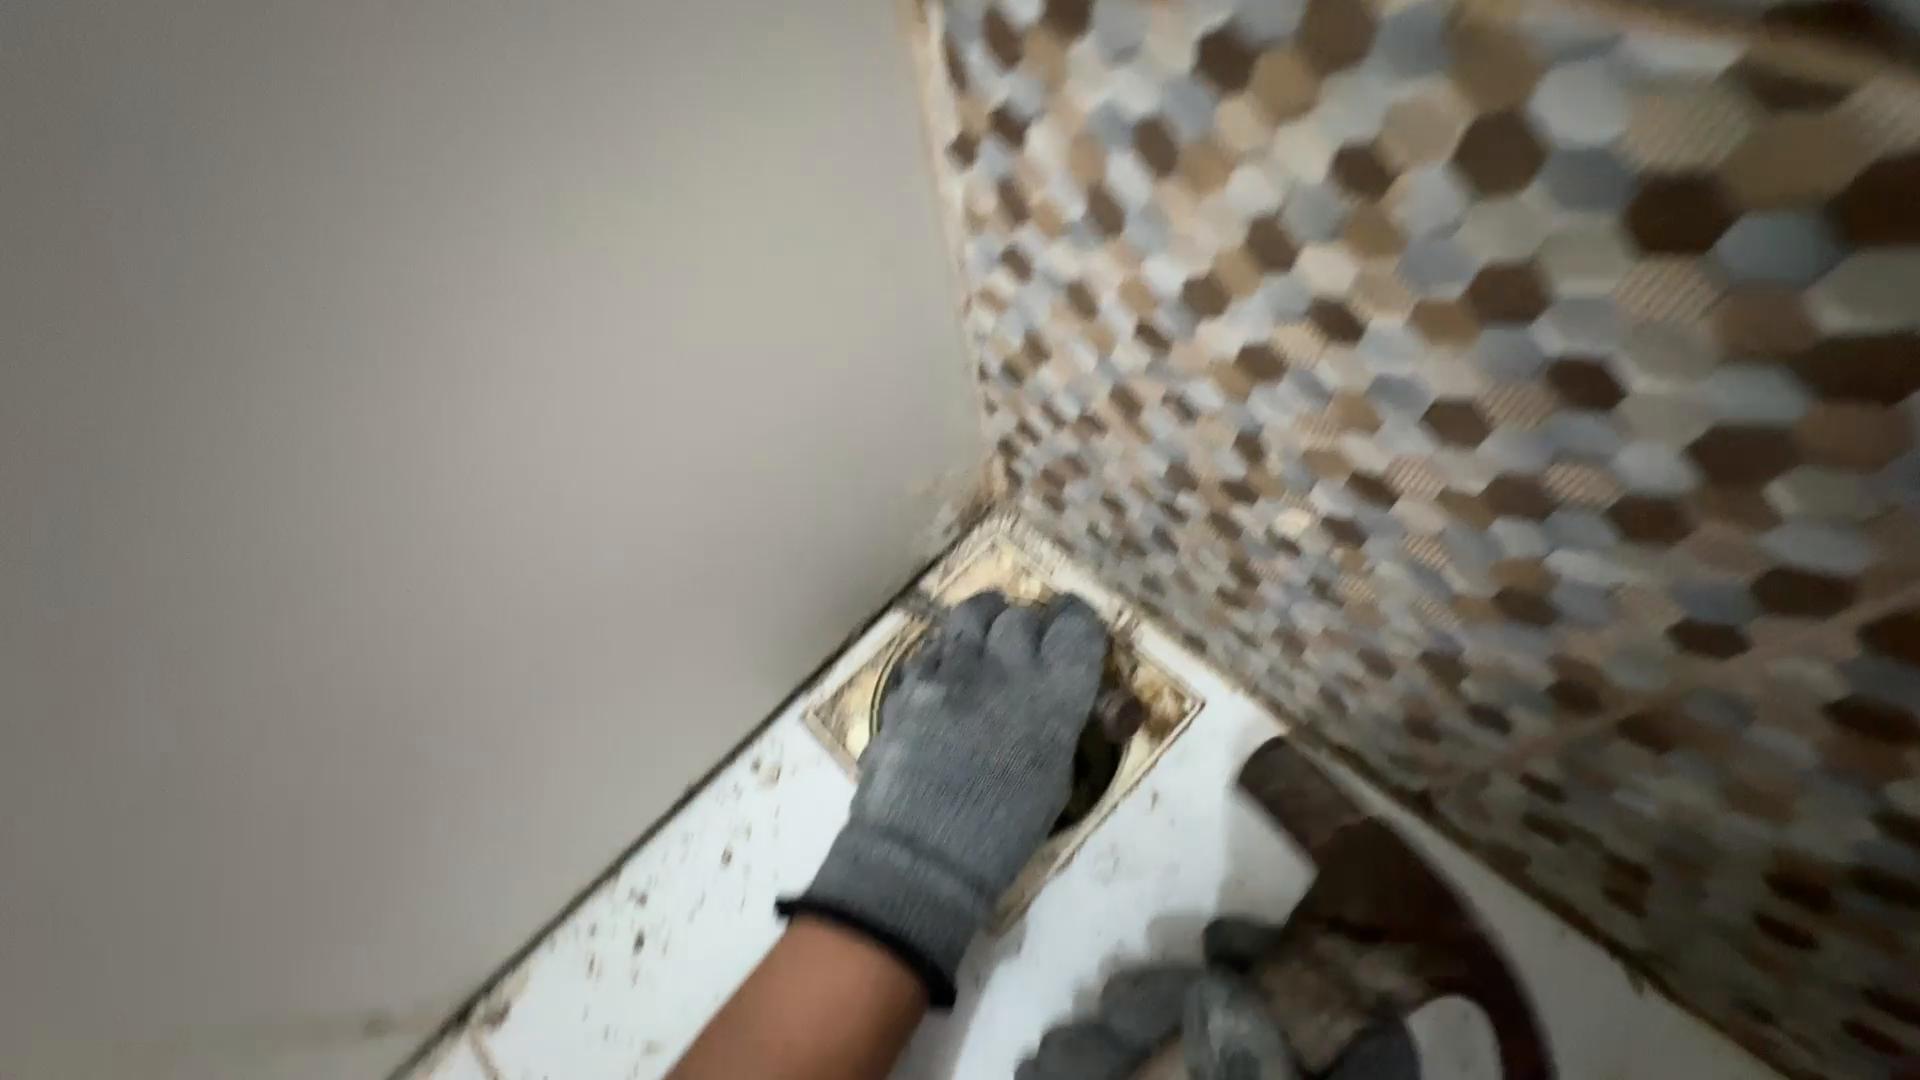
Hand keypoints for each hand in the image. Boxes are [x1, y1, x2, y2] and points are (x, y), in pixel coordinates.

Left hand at [779, 589, 1107, 1005]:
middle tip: (1026, 644)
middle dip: (1029, 625)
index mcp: (1055, 696)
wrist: (921, 852)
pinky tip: (944, 676)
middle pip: (1023, 616)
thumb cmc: (1002, 833)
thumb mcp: (1054, 776)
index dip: (1077, 621)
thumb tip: (1048, 697)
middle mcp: (1006, 668)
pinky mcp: (911, 679)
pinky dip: (945, 654)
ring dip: (985, 621)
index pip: (1077, 627)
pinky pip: (933, 648)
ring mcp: (952, 669)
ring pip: (973, 612)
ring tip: (984, 637)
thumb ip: (1054, 721)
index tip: (1071, 625)